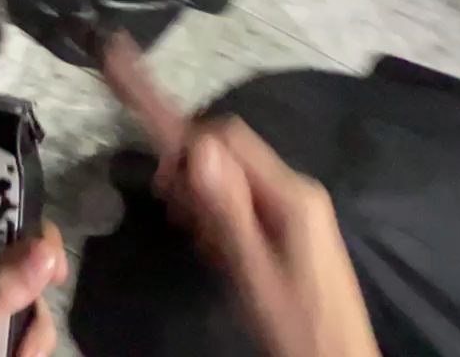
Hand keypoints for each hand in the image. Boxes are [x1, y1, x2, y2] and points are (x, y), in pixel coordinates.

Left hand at [0, 162, 68, 356]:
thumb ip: (0, 285)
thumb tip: (46, 247)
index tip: (19, 177)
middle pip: (0, 228)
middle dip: (34, 254)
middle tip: (56, 275)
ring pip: (19, 278)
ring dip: (33, 315)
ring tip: (23, 352)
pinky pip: (21, 317)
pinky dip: (28, 340)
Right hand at [175, 120, 379, 356]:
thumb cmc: (296, 324)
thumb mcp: (253, 269)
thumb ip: (227, 208)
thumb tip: (197, 148)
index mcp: (293, 193)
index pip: (229, 136)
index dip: (189, 144)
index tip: (163, 178)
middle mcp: (296, 188)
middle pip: (228, 151)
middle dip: (191, 170)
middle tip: (170, 206)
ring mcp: (294, 205)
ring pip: (231, 172)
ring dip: (200, 191)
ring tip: (186, 226)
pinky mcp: (288, 223)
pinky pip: (241, 195)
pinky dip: (216, 208)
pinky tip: (208, 239)